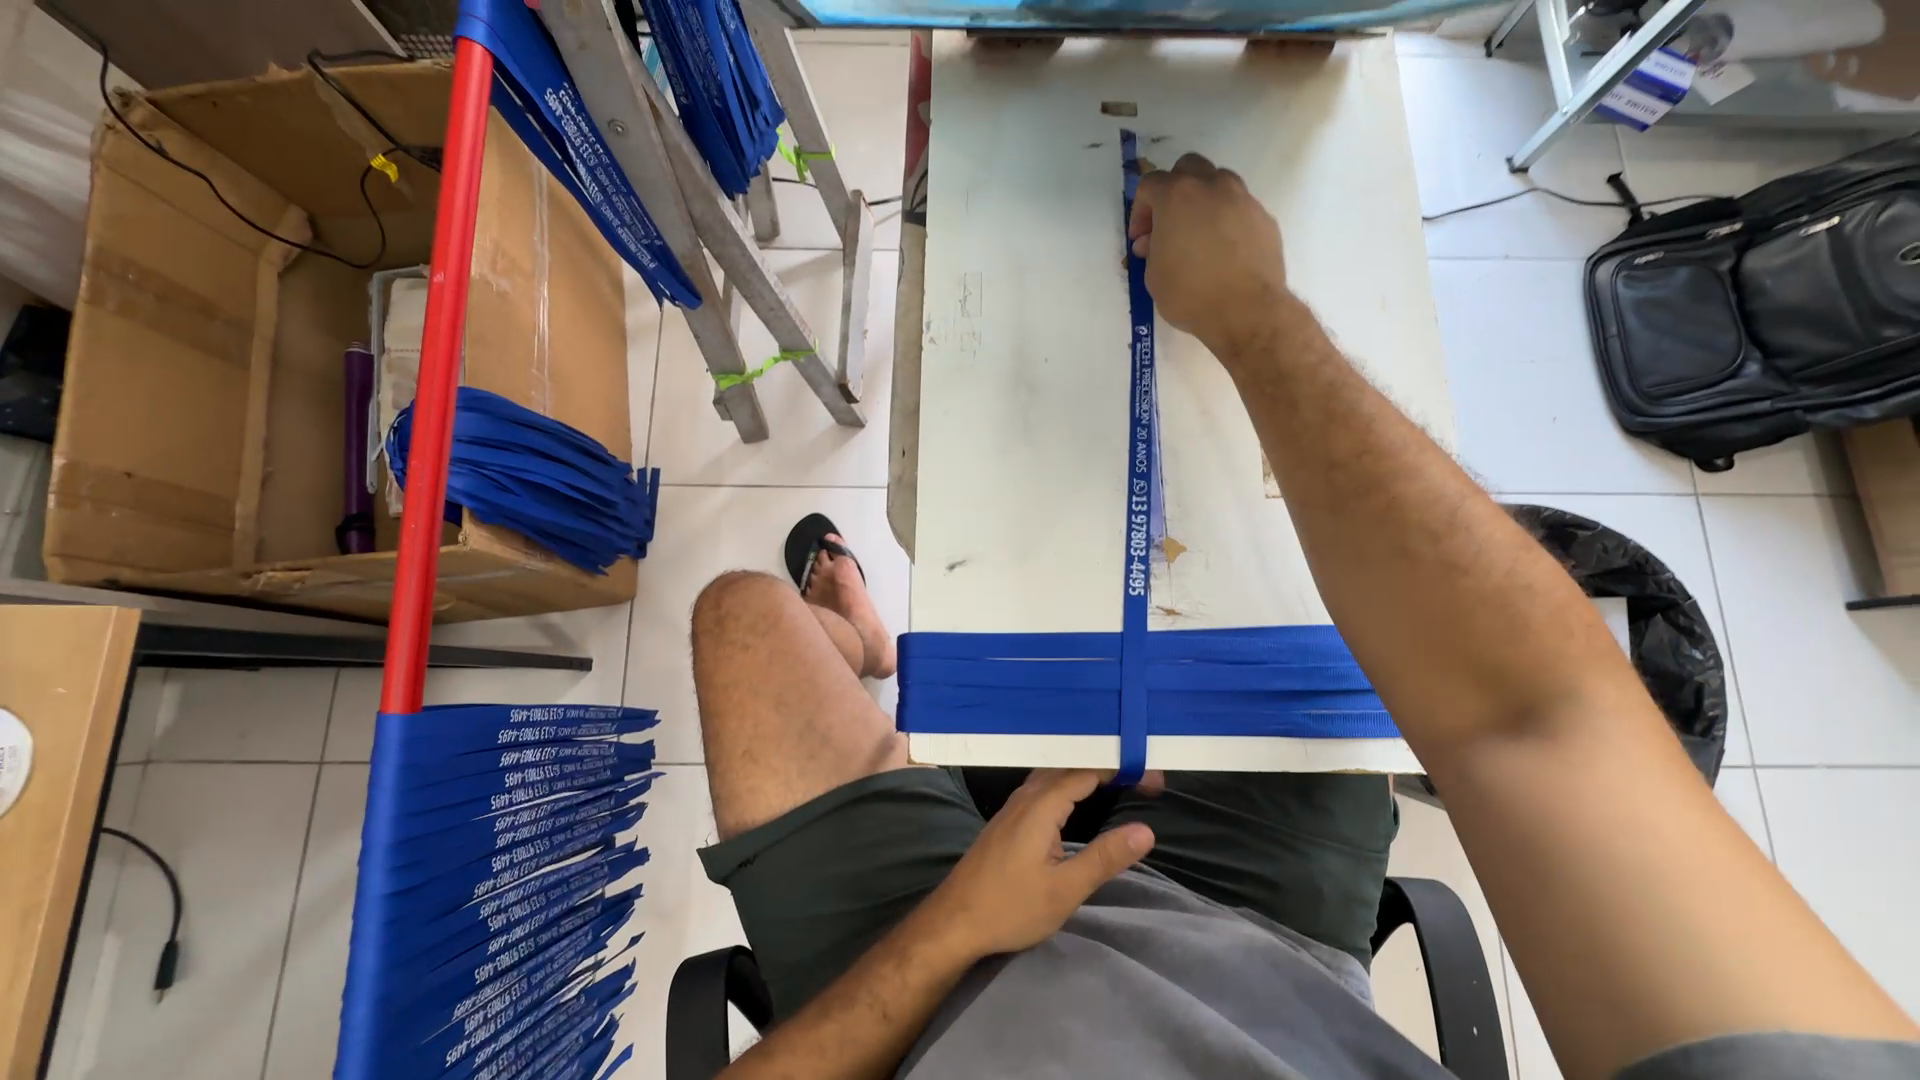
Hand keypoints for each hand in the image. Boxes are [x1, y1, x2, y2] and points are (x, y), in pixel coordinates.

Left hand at [915, 770, 1154, 960]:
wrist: (953, 922)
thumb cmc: (1009, 907)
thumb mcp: (1064, 890)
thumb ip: (1104, 857)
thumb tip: (1145, 830)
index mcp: (1041, 805)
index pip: (1087, 770)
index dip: (1122, 769)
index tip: (1154, 779)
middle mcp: (1026, 796)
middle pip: (1070, 766)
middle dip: (1108, 766)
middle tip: (1145, 779)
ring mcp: (1013, 807)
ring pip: (1054, 775)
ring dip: (1087, 773)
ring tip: (1121, 780)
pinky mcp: (1008, 820)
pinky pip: (1044, 787)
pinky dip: (1069, 784)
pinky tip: (1079, 798)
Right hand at [1128, 152, 1290, 354]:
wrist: (1246, 310)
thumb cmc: (1190, 294)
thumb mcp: (1154, 275)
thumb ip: (1152, 249)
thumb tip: (1154, 242)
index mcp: (1177, 196)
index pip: (1150, 184)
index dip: (1140, 211)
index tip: (1140, 238)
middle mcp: (1212, 187)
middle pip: (1188, 168)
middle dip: (1174, 190)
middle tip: (1169, 223)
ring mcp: (1243, 199)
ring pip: (1219, 183)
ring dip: (1204, 201)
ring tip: (1198, 235)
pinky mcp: (1264, 218)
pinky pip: (1240, 210)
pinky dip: (1227, 222)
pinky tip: (1224, 252)